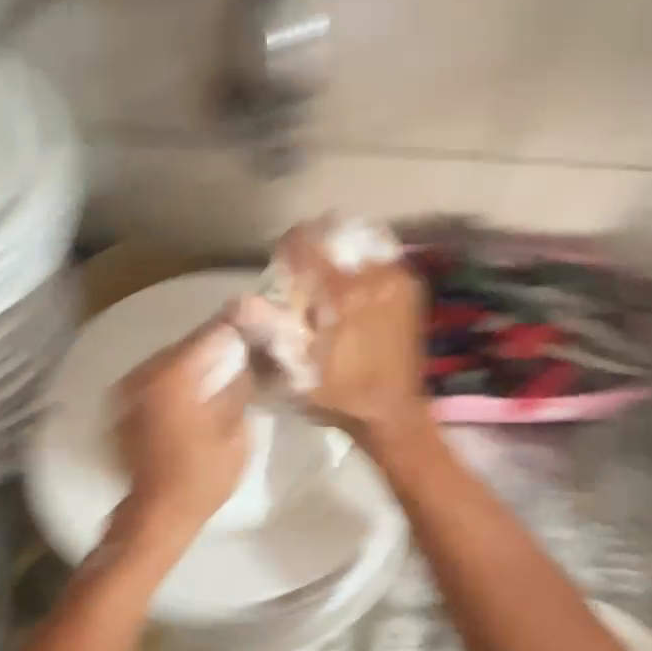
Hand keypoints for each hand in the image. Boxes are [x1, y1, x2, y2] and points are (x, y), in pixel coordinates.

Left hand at [111, 320, 252, 550]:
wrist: (157, 514)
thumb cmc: (202, 477)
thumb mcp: (235, 431)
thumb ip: (241, 386)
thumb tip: (253, 359)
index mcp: (174, 374)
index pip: (213, 333)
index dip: (241, 322)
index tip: (262, 311)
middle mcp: (145, 372)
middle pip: (190, 345)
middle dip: (219, 342)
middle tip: (249, 341)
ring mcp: (129, 389)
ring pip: (173, 362)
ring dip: (200, 362)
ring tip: (228, 366)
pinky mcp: (124, 407)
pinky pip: (159, 381)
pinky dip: (180, 380)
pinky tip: (201, 390)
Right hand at [243, 216, 429, 444]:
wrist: (392, 415)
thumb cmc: (341, 397)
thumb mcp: (298, 371)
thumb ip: (272, 330)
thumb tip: (242, 300)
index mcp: (341, 293)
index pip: (305, 243)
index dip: (285, 249)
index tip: (279, 265)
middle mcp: (372, 275)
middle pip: (334, 234)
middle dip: (314, 247)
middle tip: (303, 272)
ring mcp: (396, 279)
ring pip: (359, 240)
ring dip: (339, 250)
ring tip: (328, 273)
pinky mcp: (409, 289)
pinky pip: (382, 256)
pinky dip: (363, 261)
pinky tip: (353, 283)